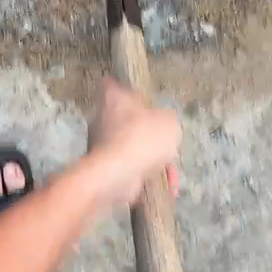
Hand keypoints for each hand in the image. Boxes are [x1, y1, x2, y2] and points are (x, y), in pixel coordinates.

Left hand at [83, 79, 181, 208]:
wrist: (118, 175)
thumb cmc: (143, 138)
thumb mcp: (169, 123)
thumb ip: (167, 119)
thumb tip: (163, 123)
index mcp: (113, 97)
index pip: (114, 84)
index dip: (129, 90)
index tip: (145, 101)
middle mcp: (101, 117)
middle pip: (129, 120)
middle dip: (150, 136)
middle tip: (168, 146)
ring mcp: (100, 144)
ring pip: (132, 148)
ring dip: (153, 161)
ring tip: (171, 175)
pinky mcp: (104, 167)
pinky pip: (130, 168)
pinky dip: (146, 177)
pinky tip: (164, 187)